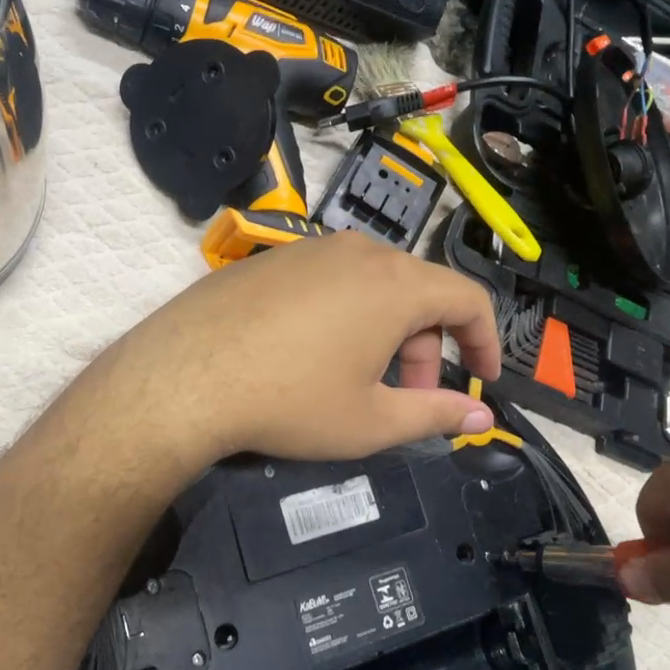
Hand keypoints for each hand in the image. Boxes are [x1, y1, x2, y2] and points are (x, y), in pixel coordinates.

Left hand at [92, 232, 503, 462]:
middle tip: (407, 397)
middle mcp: (356, 251)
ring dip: (383, 330)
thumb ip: (435, 414)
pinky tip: (310, 355)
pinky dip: (342, 314)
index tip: (482, 378)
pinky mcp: (269, 259)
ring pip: (370, 284)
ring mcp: (307, 249)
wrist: (184, 376)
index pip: (467, 298)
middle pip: (417, 291)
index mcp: (394, 283)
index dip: (486, 340)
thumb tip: (483, 416)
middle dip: (426, 346)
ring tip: (357, 379)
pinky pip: (327, 280)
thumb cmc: (289, 400)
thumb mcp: (370, 421)